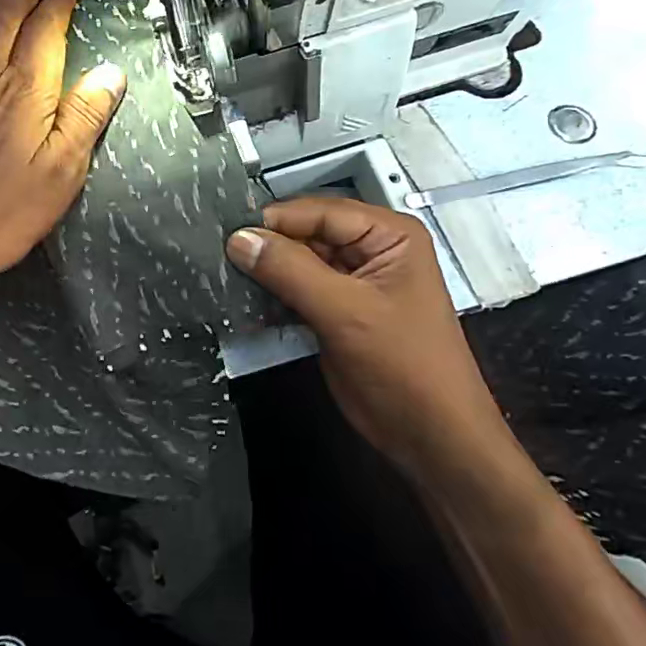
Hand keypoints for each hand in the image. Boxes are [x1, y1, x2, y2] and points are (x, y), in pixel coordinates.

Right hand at [225, 198, 508, 477]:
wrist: (431, 434)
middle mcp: (372, 249)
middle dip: (268, 246)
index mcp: (389, 234)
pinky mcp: (340, 313)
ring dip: (267, 273)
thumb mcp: (346, 312)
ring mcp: (355, 282)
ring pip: (300, 264)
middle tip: (214, 256)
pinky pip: (300, 292)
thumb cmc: (402, 364)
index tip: (224, 232)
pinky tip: (243, 303)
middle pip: (308, 234)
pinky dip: (275, 297)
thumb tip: (238, 237)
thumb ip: (290, 270)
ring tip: (221, 277)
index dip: (275, 220)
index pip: (321, 211)